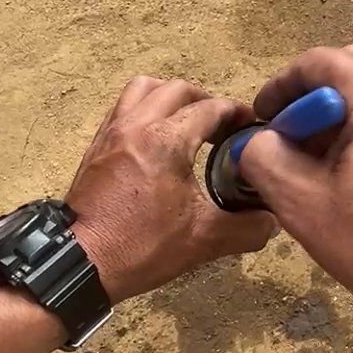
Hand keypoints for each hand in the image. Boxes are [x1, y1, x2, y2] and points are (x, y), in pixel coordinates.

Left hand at [64, 78, 276, 300]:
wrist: (79, 263)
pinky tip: (156, 138)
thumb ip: (247, 227)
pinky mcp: (96, 146)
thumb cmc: (142, 246)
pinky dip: (145, 110)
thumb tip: (273, 221)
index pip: (210, 108)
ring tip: (186, 122)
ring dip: (170, 97)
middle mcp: (137, 125)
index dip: (236, 113)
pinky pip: (123, 108)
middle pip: (177, 89)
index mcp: (167, 140)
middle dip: (205, 100)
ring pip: (144, 89)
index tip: (250, 126)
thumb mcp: (205, 240)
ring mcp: (111, 132)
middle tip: (221, 125)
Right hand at [238, 46, 352, 327]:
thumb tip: (260, 141)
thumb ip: (265, 157)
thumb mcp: (304, 203)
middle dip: (313, 100)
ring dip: (343, 113)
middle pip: (352, 68)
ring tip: (320, 160)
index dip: (281, 87)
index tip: (262, 121)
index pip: (320, 62)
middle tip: (289, 142)